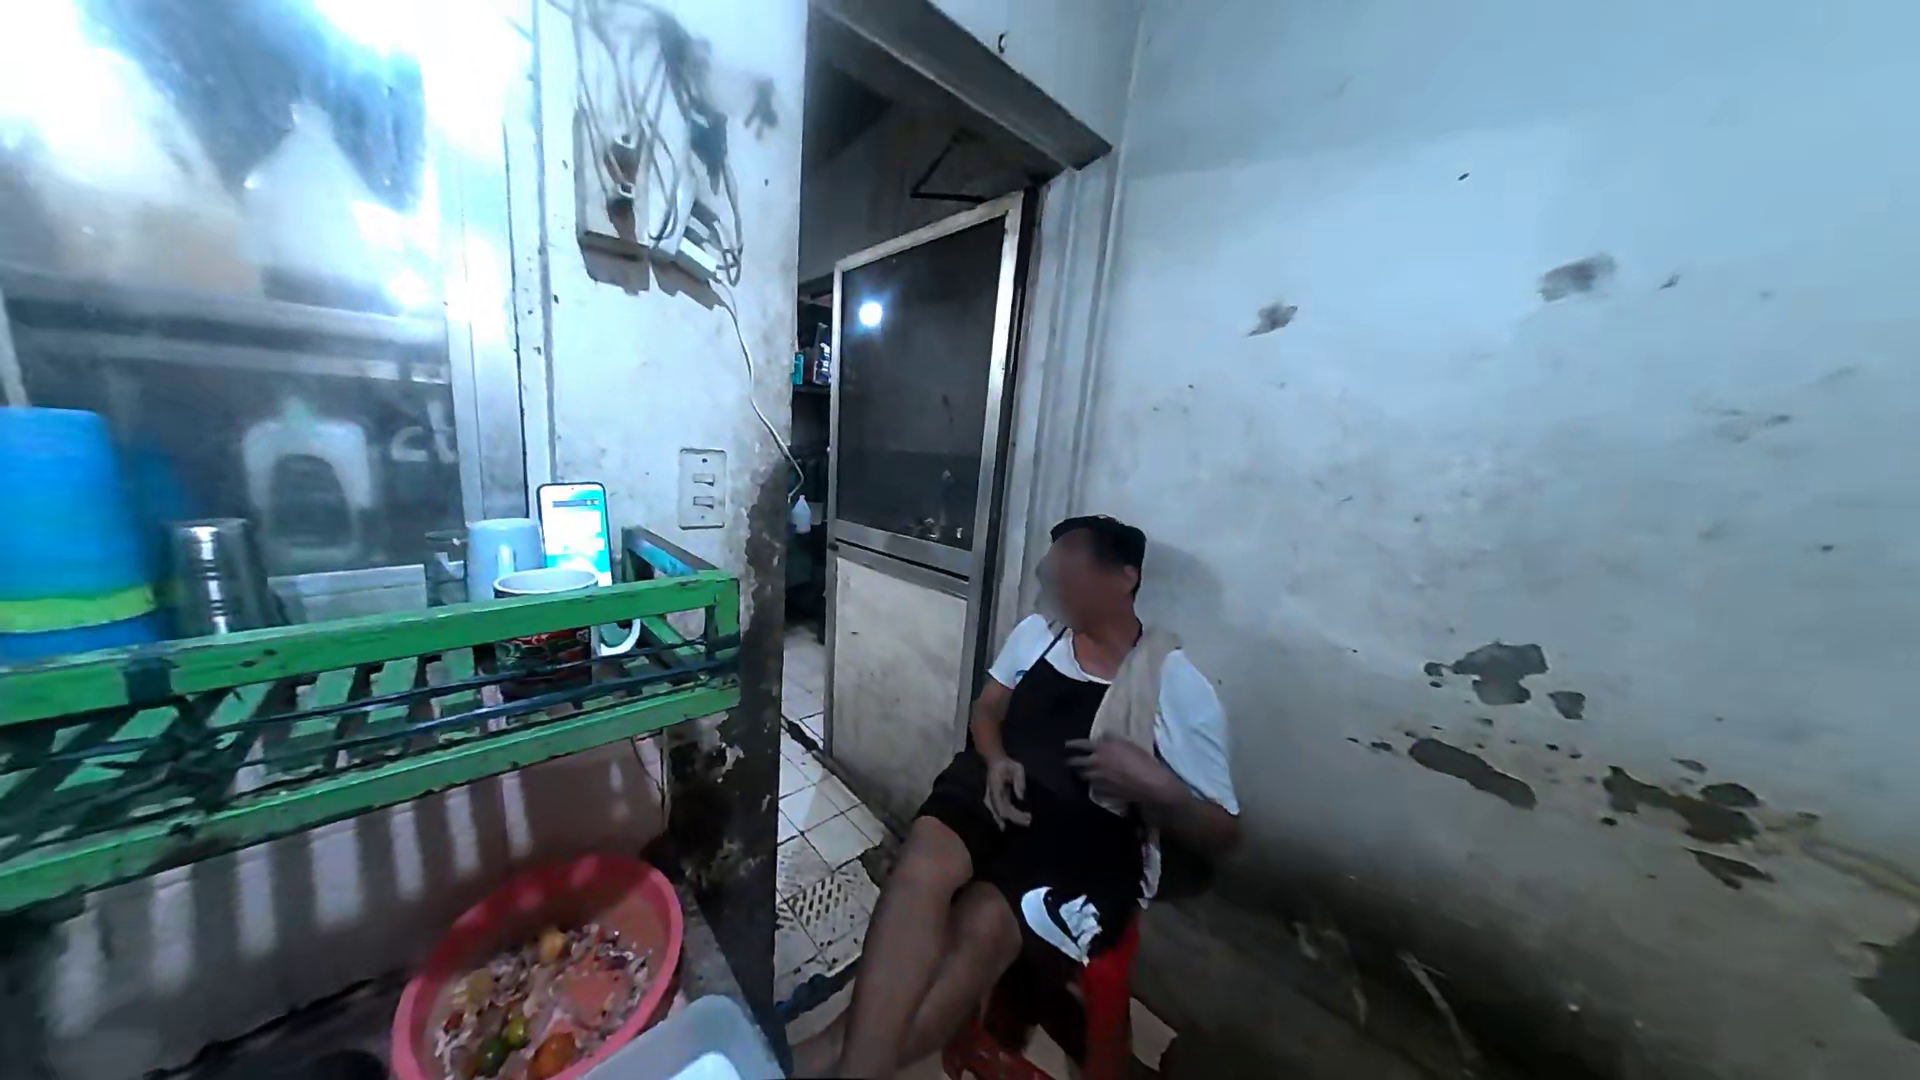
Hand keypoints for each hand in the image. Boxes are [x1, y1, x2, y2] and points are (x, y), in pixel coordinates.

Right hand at [984, 756, 1031, 828]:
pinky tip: (1003, 827)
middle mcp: (991, 795)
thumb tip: (1021, 798)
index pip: (1004, 807)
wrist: (995, 761)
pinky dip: (1000, 819)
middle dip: (1016, 819)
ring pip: (998, 814)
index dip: (1015, 815)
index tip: (1027, 816)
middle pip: (1002, 813)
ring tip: (1024, 822)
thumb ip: (1019, 781)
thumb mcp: (1017, 768)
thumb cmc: (1007, 764)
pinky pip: (996, 812)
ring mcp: (990, 798)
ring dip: (1011, 820)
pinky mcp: (992, 799)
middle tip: (1029, 821)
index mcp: (996, 787)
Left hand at [1066, 736, 1182, 806]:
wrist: (1150, 782)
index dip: (1073, 744)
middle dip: (1071, 762)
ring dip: (1081, 773)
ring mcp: (1100, 779)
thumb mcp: (1126, 742)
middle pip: (1077, 762)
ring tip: (1080, 773)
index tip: (1066, 745)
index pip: (1081, 745)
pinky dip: (1093, 785)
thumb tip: (1100, 736)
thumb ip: (1110, 739)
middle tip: (1068, 762)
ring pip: (1084, 776)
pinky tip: (1094, 785)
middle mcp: (1096, 764)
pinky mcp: (1106, 792)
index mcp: (1101, 749)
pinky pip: (1094, 788)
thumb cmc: (1141, 758)